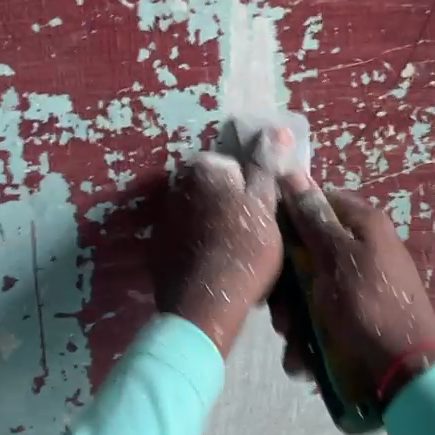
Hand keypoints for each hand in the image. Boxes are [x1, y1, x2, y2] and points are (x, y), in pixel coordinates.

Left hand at [153, 153, 285, 356]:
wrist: (204, 307)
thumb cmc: (243, 250)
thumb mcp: (264, 204)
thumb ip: (266, 164)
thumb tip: (276, 128)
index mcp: (202, 169)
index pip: (236, 167)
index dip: (254, 191)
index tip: (264, 217)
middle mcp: (176, 186)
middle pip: (216, 190)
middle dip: (233, 207)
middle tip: (254, 239)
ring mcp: (163, 217)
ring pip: (201, 215)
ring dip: (217, 228)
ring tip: (237, 258)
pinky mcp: (158, 247)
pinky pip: (187, 239)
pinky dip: (200, 248)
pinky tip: (215, 269)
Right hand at [272, 180, 434, 403]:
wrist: (406, 374)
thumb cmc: (368, 305)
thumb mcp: (335, 257)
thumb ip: (312, 217)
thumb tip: (293, 172)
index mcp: (362, 224)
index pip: (315, 203)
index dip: (287, 222)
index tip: (268, 246)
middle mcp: (361, 248)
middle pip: (306, 250)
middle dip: (286, 285)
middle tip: (277, 311)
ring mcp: (358, 285)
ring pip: (308, 288)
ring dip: (293, 317)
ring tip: (292, 341)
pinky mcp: (355, 316)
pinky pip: (321, 316)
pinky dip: (308, 337)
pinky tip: (303, 357)